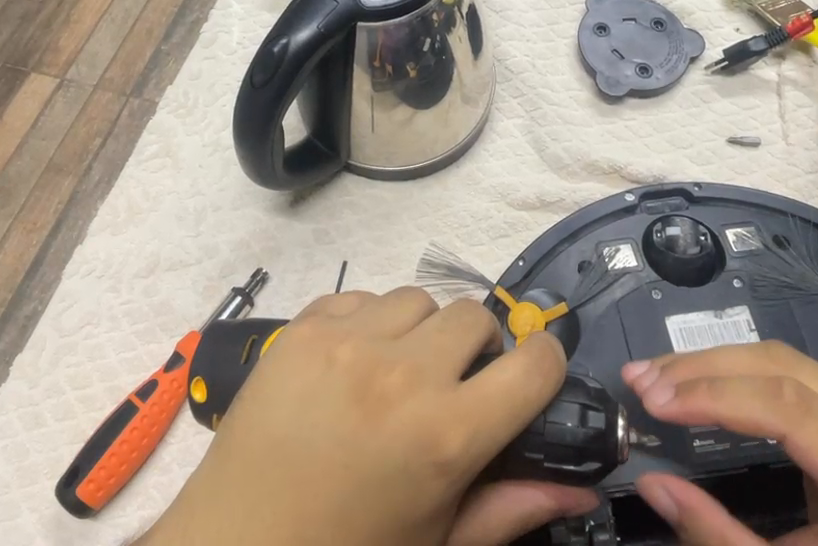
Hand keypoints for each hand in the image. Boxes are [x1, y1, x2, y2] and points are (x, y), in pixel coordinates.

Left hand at [145, 287, 597, 545]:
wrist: (235, 543)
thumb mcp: (435, 541)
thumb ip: (509, 507)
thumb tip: (582, 488)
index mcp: (446, 434)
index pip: (534, 363)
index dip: (544, 365)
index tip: (530, 377)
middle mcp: (403, 372)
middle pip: (473, 316)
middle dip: (476, 347)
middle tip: (451, 386)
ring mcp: (348, 340)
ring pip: (417, 299)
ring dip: (420, 331)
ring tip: (394, 372)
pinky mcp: (303, 326)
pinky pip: (361, 296)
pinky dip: (368, 322)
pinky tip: (350, 364)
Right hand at [621, 342, 817, 545]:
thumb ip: (720, 538)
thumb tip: (653, 485)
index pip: (792, 409)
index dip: (717, 396)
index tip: (654, 404)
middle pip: (784, 369)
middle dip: (704, 368)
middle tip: (639, 382)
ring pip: (784, 360)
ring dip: (713, 362)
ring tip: (654, 376)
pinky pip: (792, 376)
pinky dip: (736, 373)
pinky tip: (697, 383)